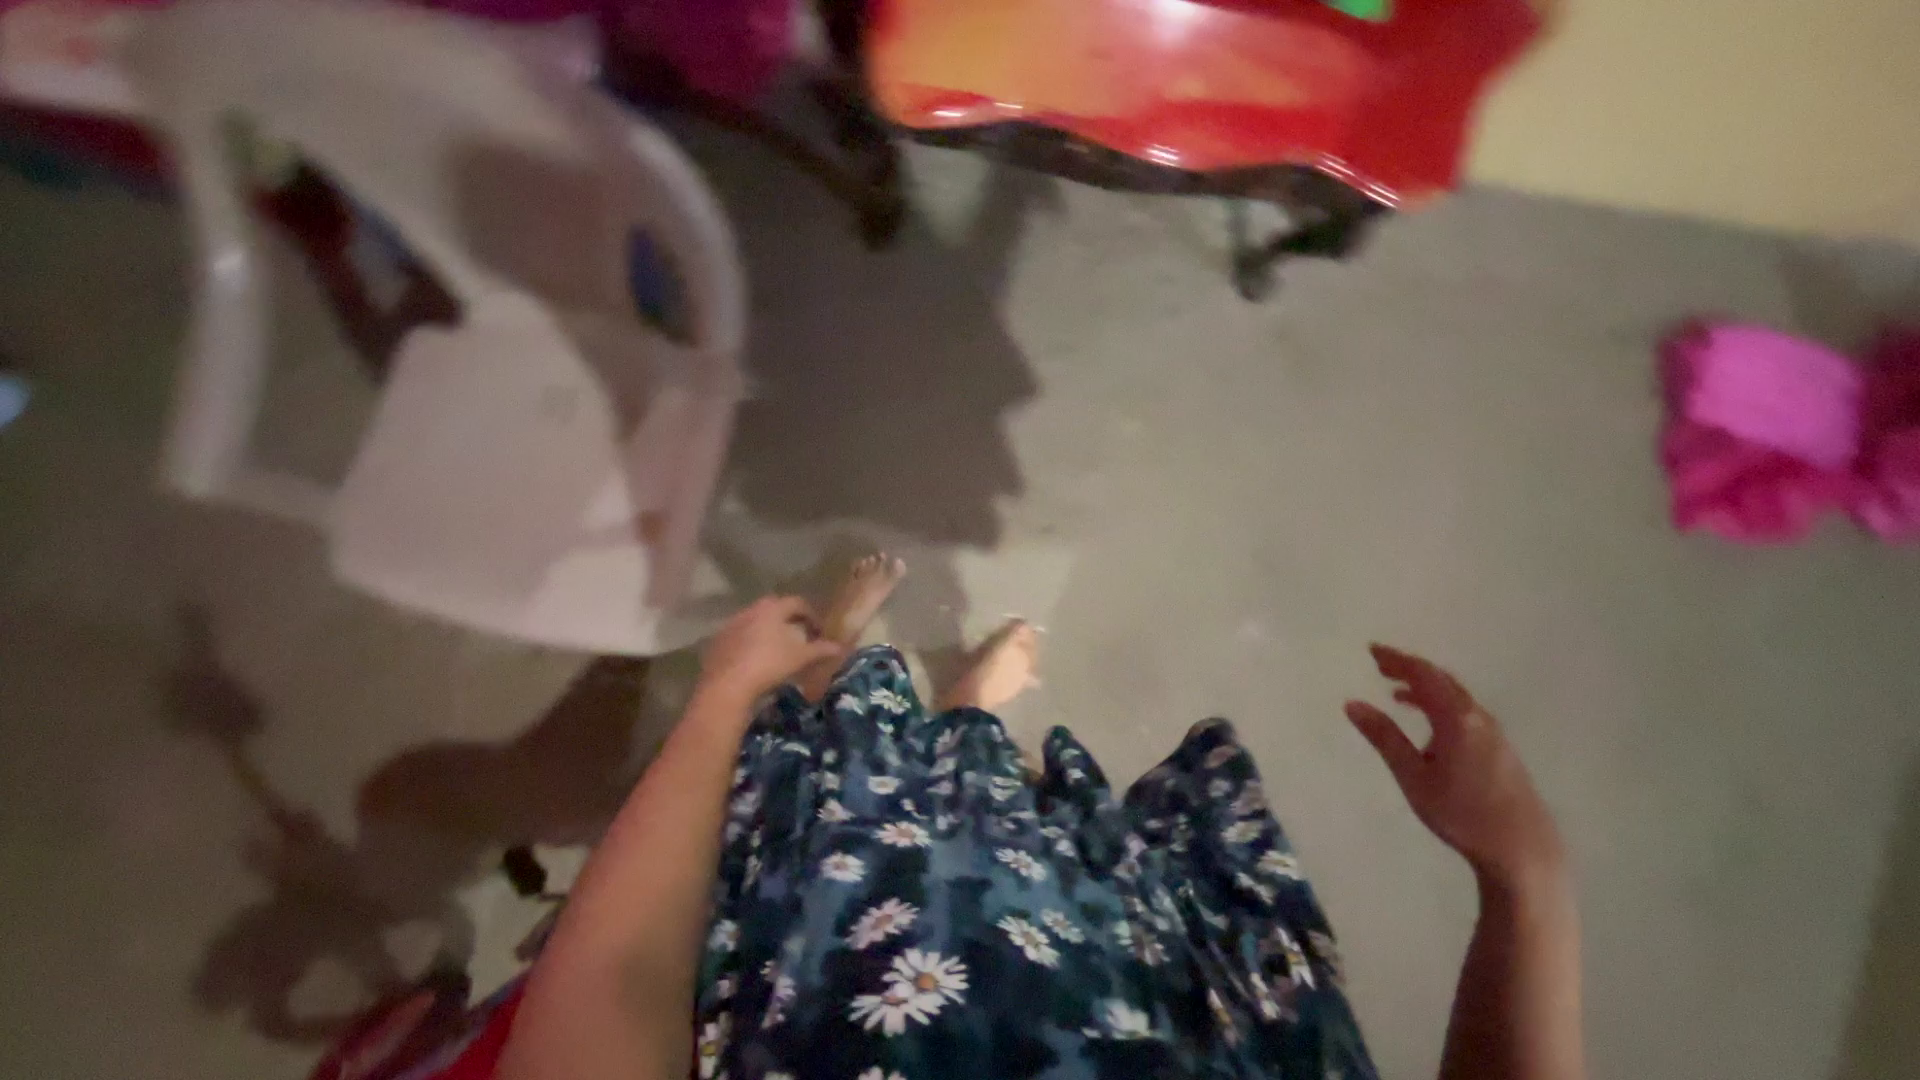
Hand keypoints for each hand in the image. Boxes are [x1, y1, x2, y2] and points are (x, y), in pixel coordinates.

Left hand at [698, 596, 847, 700]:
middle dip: (789, 622)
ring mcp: (731, 625)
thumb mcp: (801, 657)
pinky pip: (740, 638)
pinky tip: (756, 661)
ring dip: (768, 632)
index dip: (812, 616)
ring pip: (756, 623)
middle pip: (775, 610)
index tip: (819, 631)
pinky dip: (751, 644)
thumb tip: (840, 647)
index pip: (797, 603)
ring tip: (778, 651)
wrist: (728, 685)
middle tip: (799, 638)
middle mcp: (750, 610)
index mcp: (772, 608)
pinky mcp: (718, 642)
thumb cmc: (770, 663)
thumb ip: (821, 649)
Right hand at [1346, 644, 1565, 891]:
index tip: (1372, 651)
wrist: (1522, 850)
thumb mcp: (1413, 777)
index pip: (1424, 676)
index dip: (1397, 660)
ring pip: (1455, 697)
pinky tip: (1428, 724)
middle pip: (1442, 681)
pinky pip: (1464, 712)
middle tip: (1380, 665)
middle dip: (1410, 669)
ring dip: (1426, 688)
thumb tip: (1352, 704)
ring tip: (1397, 692)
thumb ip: (1384, 738)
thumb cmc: (1461, 813)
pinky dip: (1440, 704)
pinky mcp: (1499, 749)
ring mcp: (1493, 733)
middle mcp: (1479, 718)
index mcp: (1457, 719)